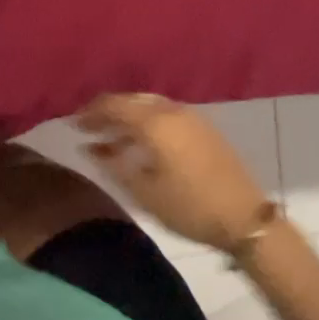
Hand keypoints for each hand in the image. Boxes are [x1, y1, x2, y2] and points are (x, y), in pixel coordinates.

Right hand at [74, 93, 271, 250]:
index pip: (114, 104)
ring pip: (149, 107)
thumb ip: (114, 165)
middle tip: (87, 129)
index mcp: (154, 122)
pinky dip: (146, 124)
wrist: (246, 218)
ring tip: (109, 142)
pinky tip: (139, 146)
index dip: (90, 112)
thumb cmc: (189, 208)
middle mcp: (171, 110)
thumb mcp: (144, 192)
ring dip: (127, 119)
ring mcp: (190, 117)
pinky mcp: (203, 128)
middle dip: (107, 113)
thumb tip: (90, 147)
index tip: (72, 124)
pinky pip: (165, 116)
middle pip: (131, 101)